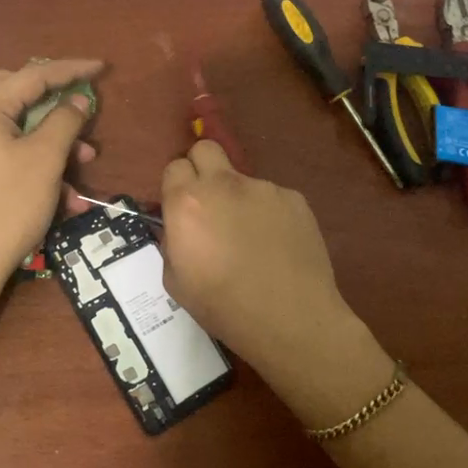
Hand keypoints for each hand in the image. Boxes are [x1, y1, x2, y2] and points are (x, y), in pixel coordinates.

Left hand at [0, 59, 102, 285]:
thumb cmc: (9, 206)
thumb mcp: (45, 160)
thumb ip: (65, 121)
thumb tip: (78, 101)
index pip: (32, 75)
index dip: (70, 70)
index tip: (101, 68)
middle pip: (16, 93)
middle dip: (54, 101)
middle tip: (80, 105)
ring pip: (15, 128)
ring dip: (52, 141)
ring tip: (85, 162)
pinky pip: (6, 154)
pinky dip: (35, 164)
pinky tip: (64, 196)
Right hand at [160, 141, 364, 379]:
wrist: (289, 318)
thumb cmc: (223, 307)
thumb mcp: (175, 281)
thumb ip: (172, 243)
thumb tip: (180, 230)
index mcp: (187, 203)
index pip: (173, 167)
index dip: (176, 187)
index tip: (182, 210)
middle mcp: (224, 184)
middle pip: (206, 149)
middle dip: (202, 168)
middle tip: (209, 203)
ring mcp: (264, 188)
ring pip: (243, 179)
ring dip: (240, 199)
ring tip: (253, 240)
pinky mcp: (295, 199)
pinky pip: (273, 198)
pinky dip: (270, 215)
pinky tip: (278, 246)